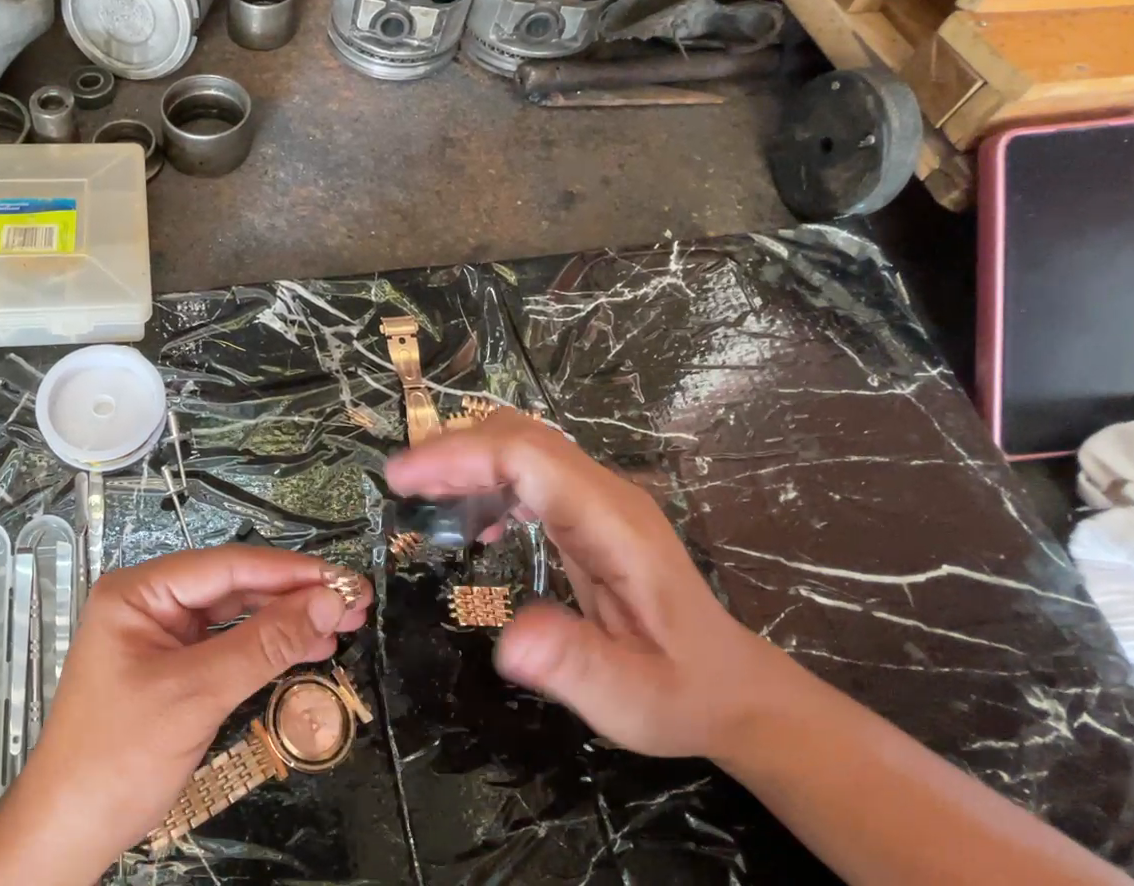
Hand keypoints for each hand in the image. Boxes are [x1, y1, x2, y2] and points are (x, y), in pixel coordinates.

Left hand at [0, 544, 371, 884]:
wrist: (71, 828)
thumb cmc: (121, 755)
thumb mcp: (198, 694)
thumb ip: (265, 643)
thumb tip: (329, 601)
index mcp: (138, 591)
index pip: (226, 567)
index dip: (290, 572)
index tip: (345, 579)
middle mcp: (148, 603)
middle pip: (232, 586)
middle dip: (293, 595)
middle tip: (355, 602)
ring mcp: (159, 636)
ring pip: (234, 615)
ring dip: (286, 620)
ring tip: (343, 623)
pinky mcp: (171, 667)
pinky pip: (226, 645)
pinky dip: (265, 647)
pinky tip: (306, 647)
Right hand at [386, 409, 790, 758]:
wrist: (732, 691)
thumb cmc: (678, 693)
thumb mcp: (626, 697)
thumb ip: (571, 663)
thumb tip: (507, 641)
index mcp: (613, 524)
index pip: (528, 457)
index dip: (460, 456)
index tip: (402, 479)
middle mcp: (605, 496)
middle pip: (521, 437)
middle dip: (453, 448)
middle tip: (400, 485)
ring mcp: (599, 501)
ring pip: (523, 446)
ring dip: (466, 460)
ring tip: (421, 497)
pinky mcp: (588, 514)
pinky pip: (529, 474)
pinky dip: (488, 480)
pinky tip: (473, 523)